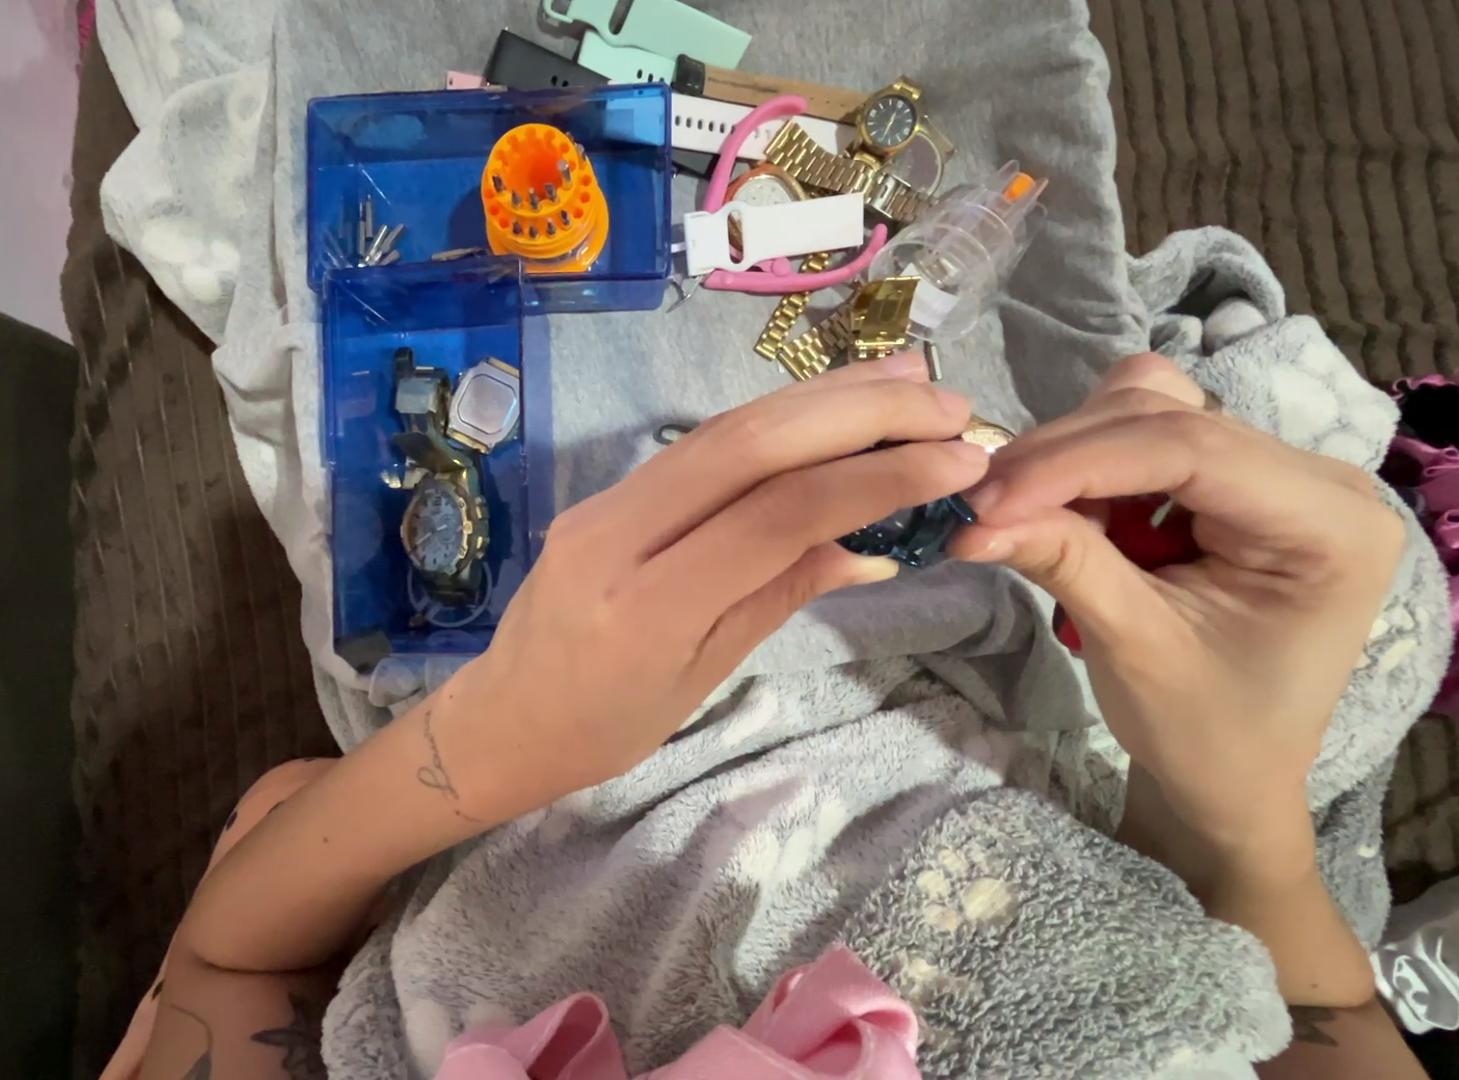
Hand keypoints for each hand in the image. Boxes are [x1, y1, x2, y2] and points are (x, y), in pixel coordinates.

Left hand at [438, 353, 987, 821]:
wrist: (502, 718)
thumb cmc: (602, 729)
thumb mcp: (700, 679)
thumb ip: (777, 596)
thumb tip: (870, 547)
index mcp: (646, 604)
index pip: (774, 514)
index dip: (873, 478)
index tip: (956, 460)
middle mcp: (616, 534)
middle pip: (746, 446)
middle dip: (854, 412)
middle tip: (942, 400)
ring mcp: (600, 505)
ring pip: (719, 432)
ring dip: (814, 400)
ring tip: (901, 382)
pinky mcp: (599, 495)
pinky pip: (692, 450)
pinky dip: (766, 424)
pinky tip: (819, 410)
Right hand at [950, 354, 1404, 873]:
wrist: (1228, 769)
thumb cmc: (1202, 727)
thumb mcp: (1132, 645)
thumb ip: (1062, 562)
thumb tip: (968, 520)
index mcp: (1326, 524)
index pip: (1187, 450)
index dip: (1071, 464)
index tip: (980, 501)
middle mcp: (1311, 478)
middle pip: (1161, 417)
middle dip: (1056, 457)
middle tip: (976, 509)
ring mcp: (1266, 474)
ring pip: (1143, 412)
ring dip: (1063, 457)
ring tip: (1014, 515)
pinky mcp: (1222, 485)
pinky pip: (1136, 438)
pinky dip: (1079, 466)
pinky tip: (1058, 511)